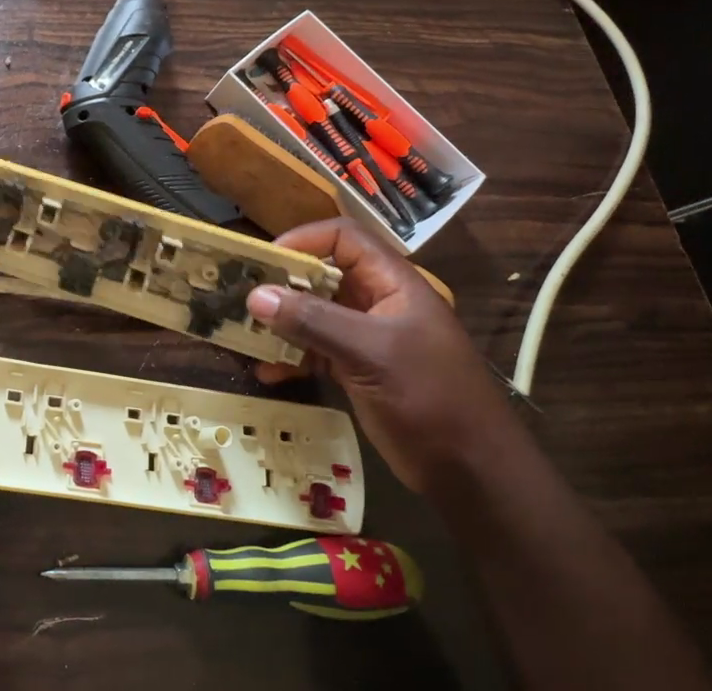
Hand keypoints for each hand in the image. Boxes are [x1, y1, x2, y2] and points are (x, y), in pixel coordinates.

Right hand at [247, 218, 520, 492]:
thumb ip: (313, 321)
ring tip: (244, 335)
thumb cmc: (430, 398)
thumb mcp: (369, 353)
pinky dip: (291, 357)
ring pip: (314, 315)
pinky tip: (267, 373)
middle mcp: (378, 304)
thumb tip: (255, 295)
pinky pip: (315, 351)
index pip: (343, 239)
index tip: (263, 261)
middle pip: (323, 276)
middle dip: (281, 285)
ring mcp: (367, 339)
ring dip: (280, 324)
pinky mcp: (358, 370)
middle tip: (239, 296)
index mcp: (392, 284)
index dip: (303, 240)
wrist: (472, 472)